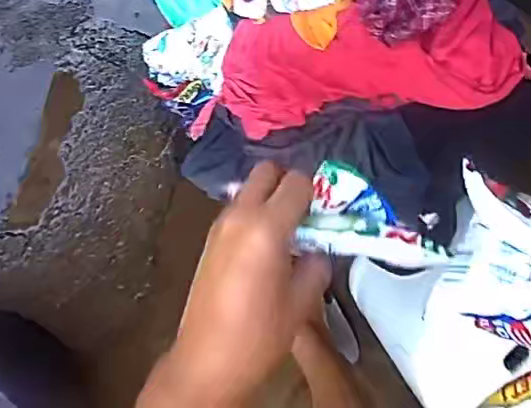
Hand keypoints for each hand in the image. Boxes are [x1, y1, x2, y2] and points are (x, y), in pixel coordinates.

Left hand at [142, 163, 331, 407]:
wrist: (206, 358)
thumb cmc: (258, 335)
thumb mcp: (300, 304)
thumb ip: (315, 267)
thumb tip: (318, 250)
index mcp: (266, 226)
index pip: (296, 182)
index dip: (314, 190)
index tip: (323, 209)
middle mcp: (240, 214)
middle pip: (266, 171)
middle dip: (288, 181)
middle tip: (305, 210)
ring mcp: (221, 222)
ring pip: (249, 187)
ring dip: (269, 196)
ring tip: (287, 231)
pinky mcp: (211, 235)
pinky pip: (237, 208)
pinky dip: (254, 212)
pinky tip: (264, 245)